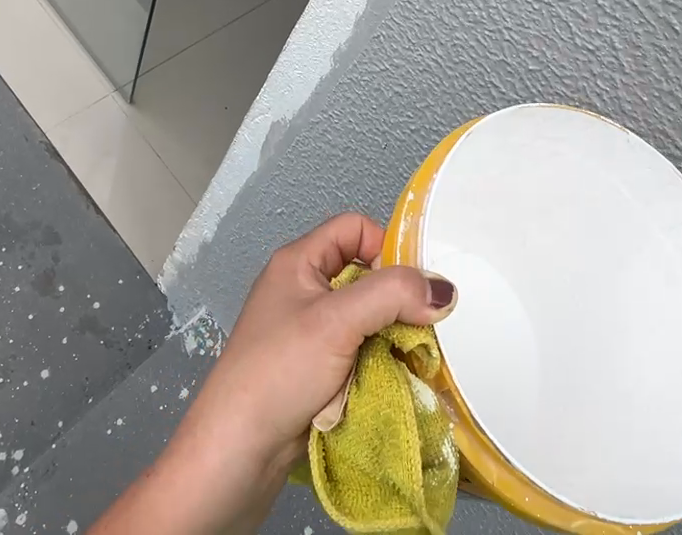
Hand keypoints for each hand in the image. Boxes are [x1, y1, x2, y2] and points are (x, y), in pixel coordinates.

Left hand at [94, 214, 456, 534]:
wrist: (237, 452)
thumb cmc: (278, 371)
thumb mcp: (338, 321)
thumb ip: (391, 295)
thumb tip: (444, 289)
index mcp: (298, 262)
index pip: (354, 229)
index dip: (386, 246)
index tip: (411, 285)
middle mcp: (303, 289)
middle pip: (365, 274)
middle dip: (395, 299)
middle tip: (420, 325)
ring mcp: (309, 332)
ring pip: (367, 317)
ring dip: (390, 335)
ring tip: (410, 356)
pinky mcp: (316, 369)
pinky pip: (360, 351)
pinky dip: (379, 361)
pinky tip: (392, 378)